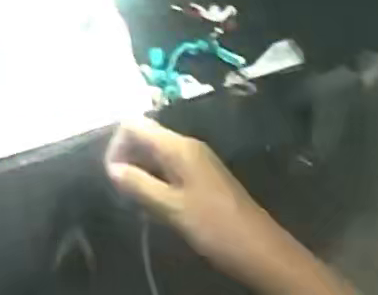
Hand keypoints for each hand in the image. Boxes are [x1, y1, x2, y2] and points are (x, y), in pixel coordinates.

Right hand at [106, 118, 352, 294]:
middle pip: (145, 135)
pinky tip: (156, 201)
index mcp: (178, 146)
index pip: (133, 125)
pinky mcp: (205, 176)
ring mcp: (198, 159)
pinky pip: (170, 164)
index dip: (116, 144)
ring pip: (157, 151)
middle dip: (127, 156)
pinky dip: (156, 177)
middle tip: (121, 188)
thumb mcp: (172, 209)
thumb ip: (139, 185)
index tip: (112, 175)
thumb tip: (111, 168)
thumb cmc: (217, 227)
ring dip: (141, 168)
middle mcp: (186, 144)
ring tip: (135, 197)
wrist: (266, 253)